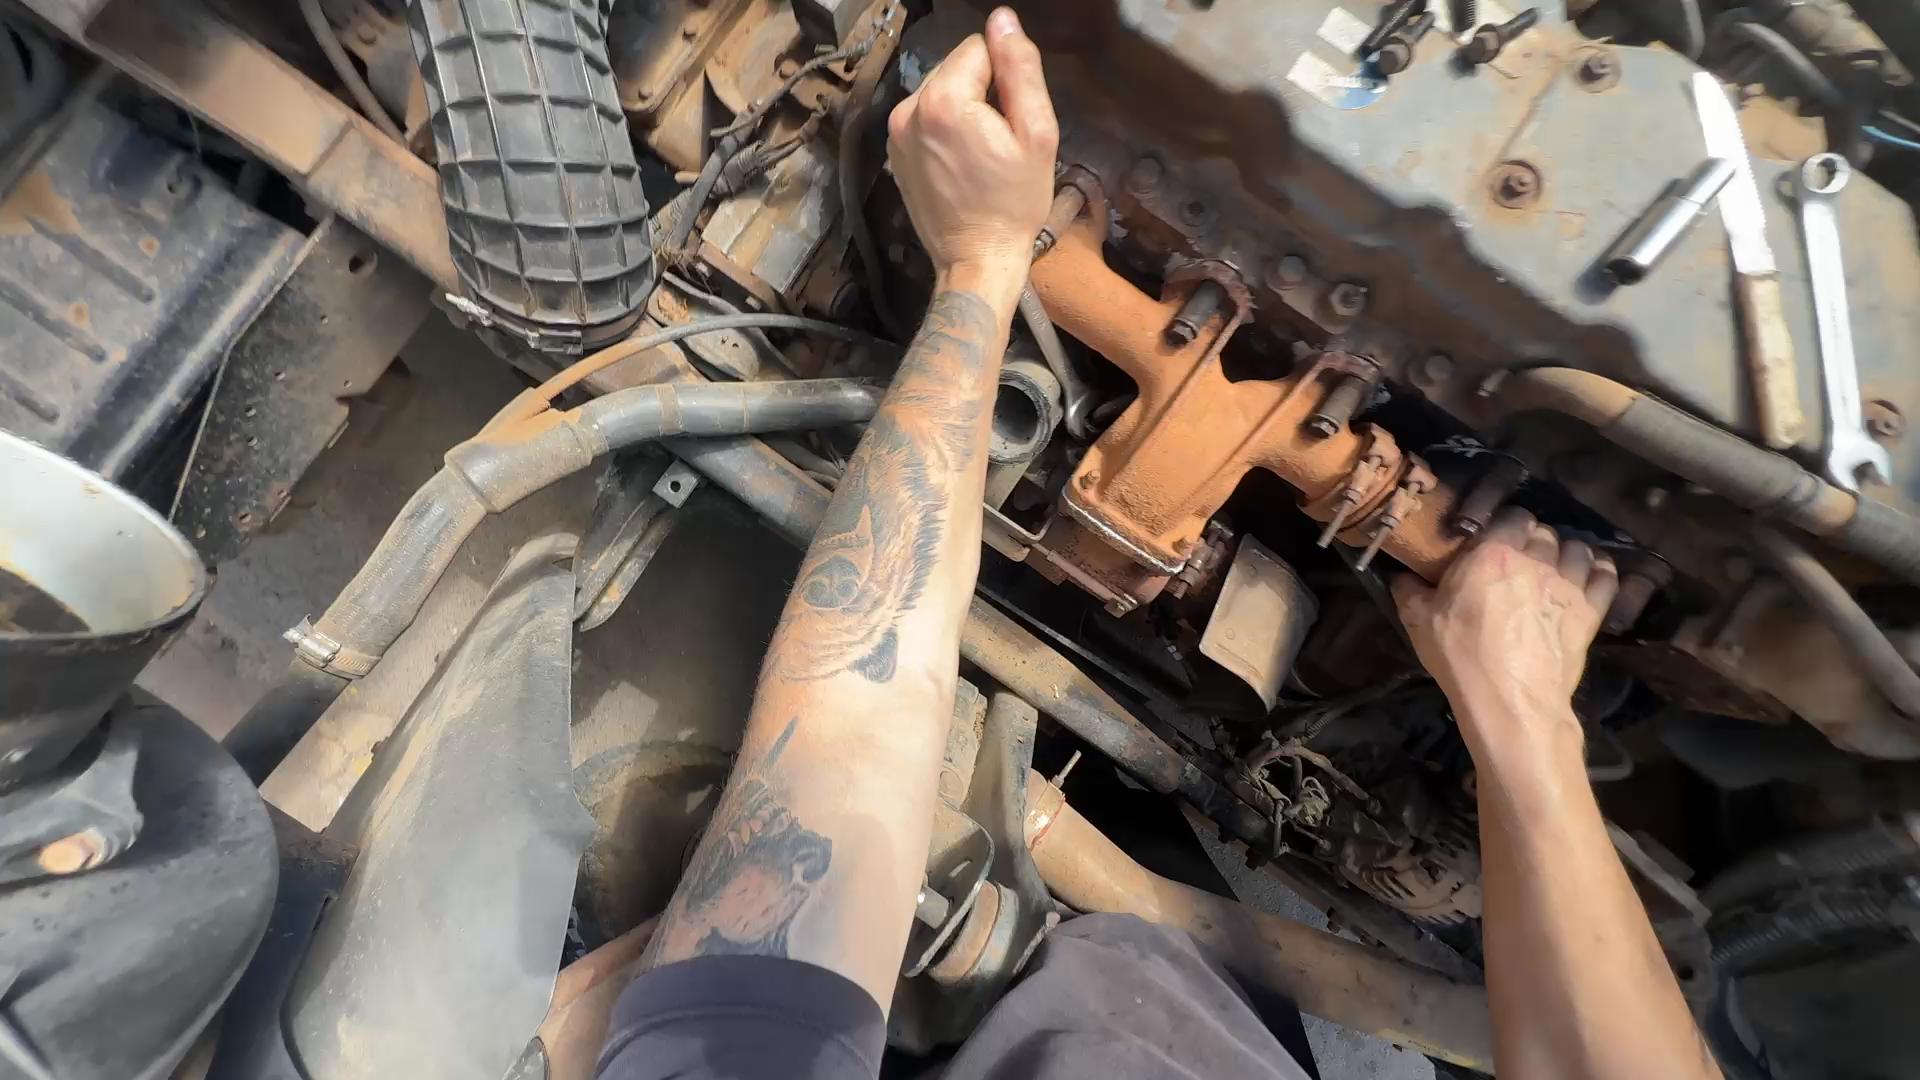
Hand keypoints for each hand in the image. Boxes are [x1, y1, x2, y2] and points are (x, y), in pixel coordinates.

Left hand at [886, 7, 1057, 276]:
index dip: (1004, 81)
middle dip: (979, 94)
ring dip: (960, 112)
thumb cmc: (1013, 206)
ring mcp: (895, 135)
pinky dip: (941, 132)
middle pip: (954, 69)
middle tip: (996, 144)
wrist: (976, 261)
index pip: (979, 48)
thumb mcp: (1037, 136)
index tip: (1010, 123)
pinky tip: (958, 165)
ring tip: (977, 157)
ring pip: (938, 93)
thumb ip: (1021, 70)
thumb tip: (1003, 20)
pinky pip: (923, 120)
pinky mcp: (893, 156)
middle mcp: (909, 109)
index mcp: (944, 100)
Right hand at [1392, 508, 1618, 759]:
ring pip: (1579, 549)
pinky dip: (1598, 570)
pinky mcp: (1592, 612)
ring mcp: (1569, 585)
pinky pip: (1606, 576)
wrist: (1509, 698)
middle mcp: (1535, 561)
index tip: (1493, 535)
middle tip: (1517, 554)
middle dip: (1533, 537)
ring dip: (1566, 551)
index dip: (1505, 523)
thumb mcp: (1417, 618)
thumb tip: (1402, 574)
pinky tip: (1587, 575)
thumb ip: (1408, 588)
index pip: (1513, 517)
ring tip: (1553, 563)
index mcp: (1491, 555)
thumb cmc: (1459, 652)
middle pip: (1546, 532)